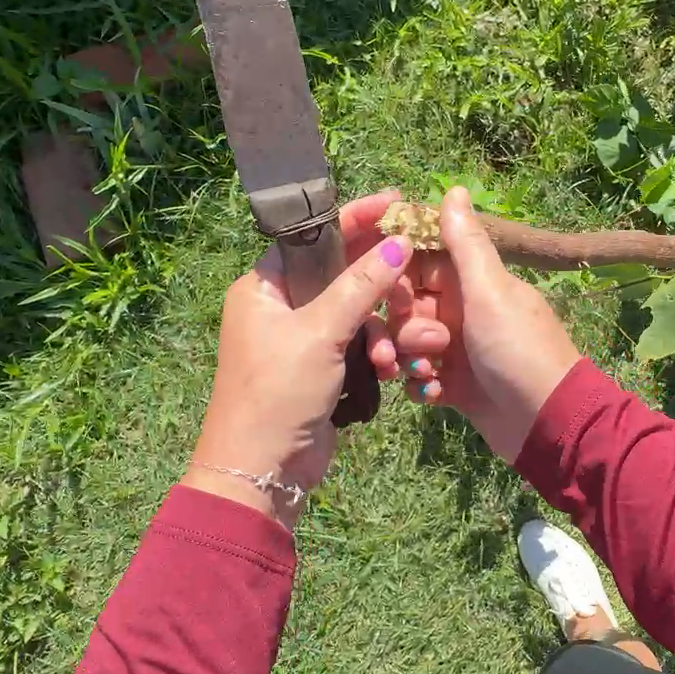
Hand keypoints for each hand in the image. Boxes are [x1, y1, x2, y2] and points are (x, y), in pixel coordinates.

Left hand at [186, 190, 409, 527]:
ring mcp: (302, 338)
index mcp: (264, 286)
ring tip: (389, 353)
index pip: (313, 237)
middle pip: (340, 273)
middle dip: (376, 284)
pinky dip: (374, 352)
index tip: (395, 202)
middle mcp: (281, 306)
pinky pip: (357, 343)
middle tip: (413, 275)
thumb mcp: (321, 333)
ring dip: (378, 329)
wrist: (262, 471)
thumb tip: (399, 243)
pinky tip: (386, 370)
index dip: (354, 218)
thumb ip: (361, 286)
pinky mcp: (321, 366)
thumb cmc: (277, 393)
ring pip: (355, 311)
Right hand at [389, 187, 581, 462]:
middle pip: (408, 306)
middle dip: (404, 327)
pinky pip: (420, 376)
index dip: (399, 275)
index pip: (420, 263)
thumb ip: (466, 243)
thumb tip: (455, 188)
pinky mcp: (456, 385)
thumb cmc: (518, 350)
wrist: (546, 423)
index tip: (388, 289)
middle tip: (429, 346)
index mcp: (473, 282)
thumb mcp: (490, 291)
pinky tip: (435, 394)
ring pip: (408, 344)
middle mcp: (463, 310)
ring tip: (430, 373)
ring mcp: (459, 349)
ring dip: (410, 358)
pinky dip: (423, 385)